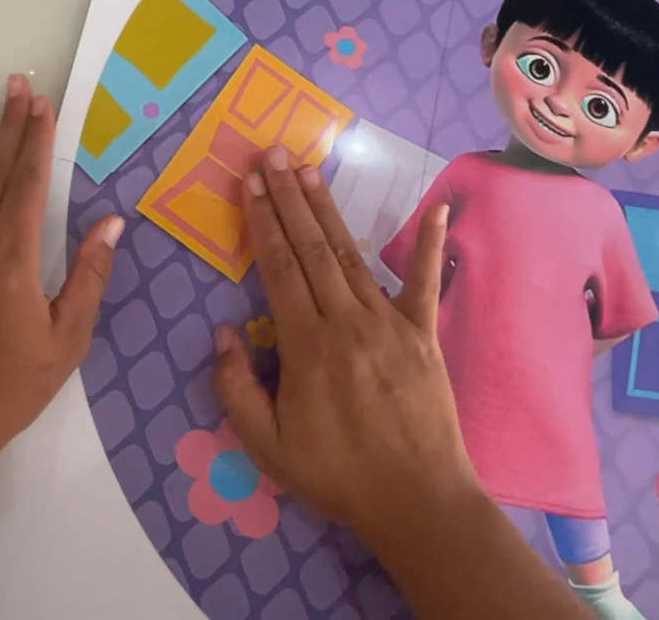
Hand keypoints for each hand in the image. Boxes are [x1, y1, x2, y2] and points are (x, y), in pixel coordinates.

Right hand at [210, 147, 476, 546]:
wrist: (418, 503)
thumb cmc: (337, 475)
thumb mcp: (266, 445)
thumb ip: (234, 387)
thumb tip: (220, 330)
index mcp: (307, 344)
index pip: (278, 266)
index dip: (262, 220)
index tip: (250, 181)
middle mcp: (347, 320)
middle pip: (311, 247)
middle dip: (288, 197)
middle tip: (273, 155)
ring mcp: (390, 323)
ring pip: (350, 254)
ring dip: (328, 209)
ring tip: (308, 170)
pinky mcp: (424, 334)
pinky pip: (425, 283)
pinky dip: (429, 245)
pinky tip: (437, 208)